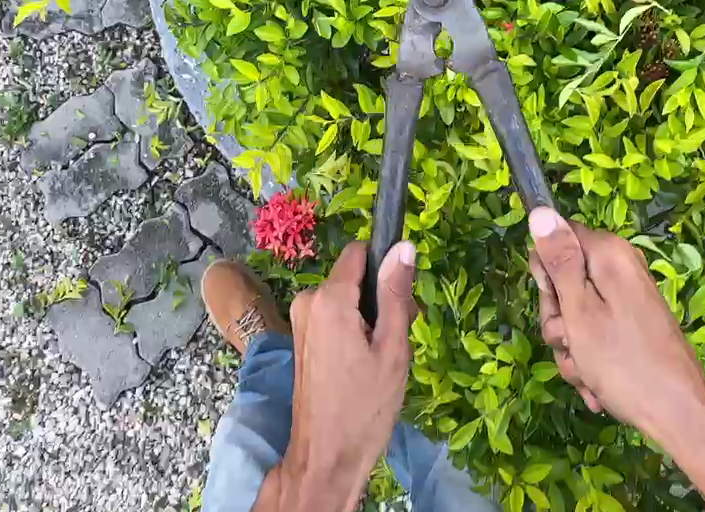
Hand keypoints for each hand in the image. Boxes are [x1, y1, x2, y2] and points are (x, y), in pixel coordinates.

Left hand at [253, 240, 416, 511]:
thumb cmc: (364, 407)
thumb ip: (396, 293)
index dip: (385, 267)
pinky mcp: (301, 337)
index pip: (360, 251)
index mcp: (329, 298)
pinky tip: (366, 361)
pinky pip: (333, 314)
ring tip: (384, 355)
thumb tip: (404, 246)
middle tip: (399, 336)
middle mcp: (308, 300)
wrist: (326, 458)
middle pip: (354, 276)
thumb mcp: (392, 348)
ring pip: (345, 296)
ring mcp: (300, 319)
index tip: (402, 297)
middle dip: (380, 296)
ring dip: (369, 315)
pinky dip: (353, 328)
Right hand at [529, 207, 704, 511]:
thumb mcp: (579, 310)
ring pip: (576, 311)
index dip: (547, 273)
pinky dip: (590, 358)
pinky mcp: (633, 324)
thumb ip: (559, 260)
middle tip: (570, 342)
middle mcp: (620, 267)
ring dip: (572, 345)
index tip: (557, 304)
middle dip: (559, 318)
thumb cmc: (623, 362)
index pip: (556, 238)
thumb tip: (541, 210)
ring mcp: (628, 298)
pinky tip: (597, 384)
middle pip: (564, 279)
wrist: (681, 417)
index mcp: (608, 253)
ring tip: (586, 371)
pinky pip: (596, 332)